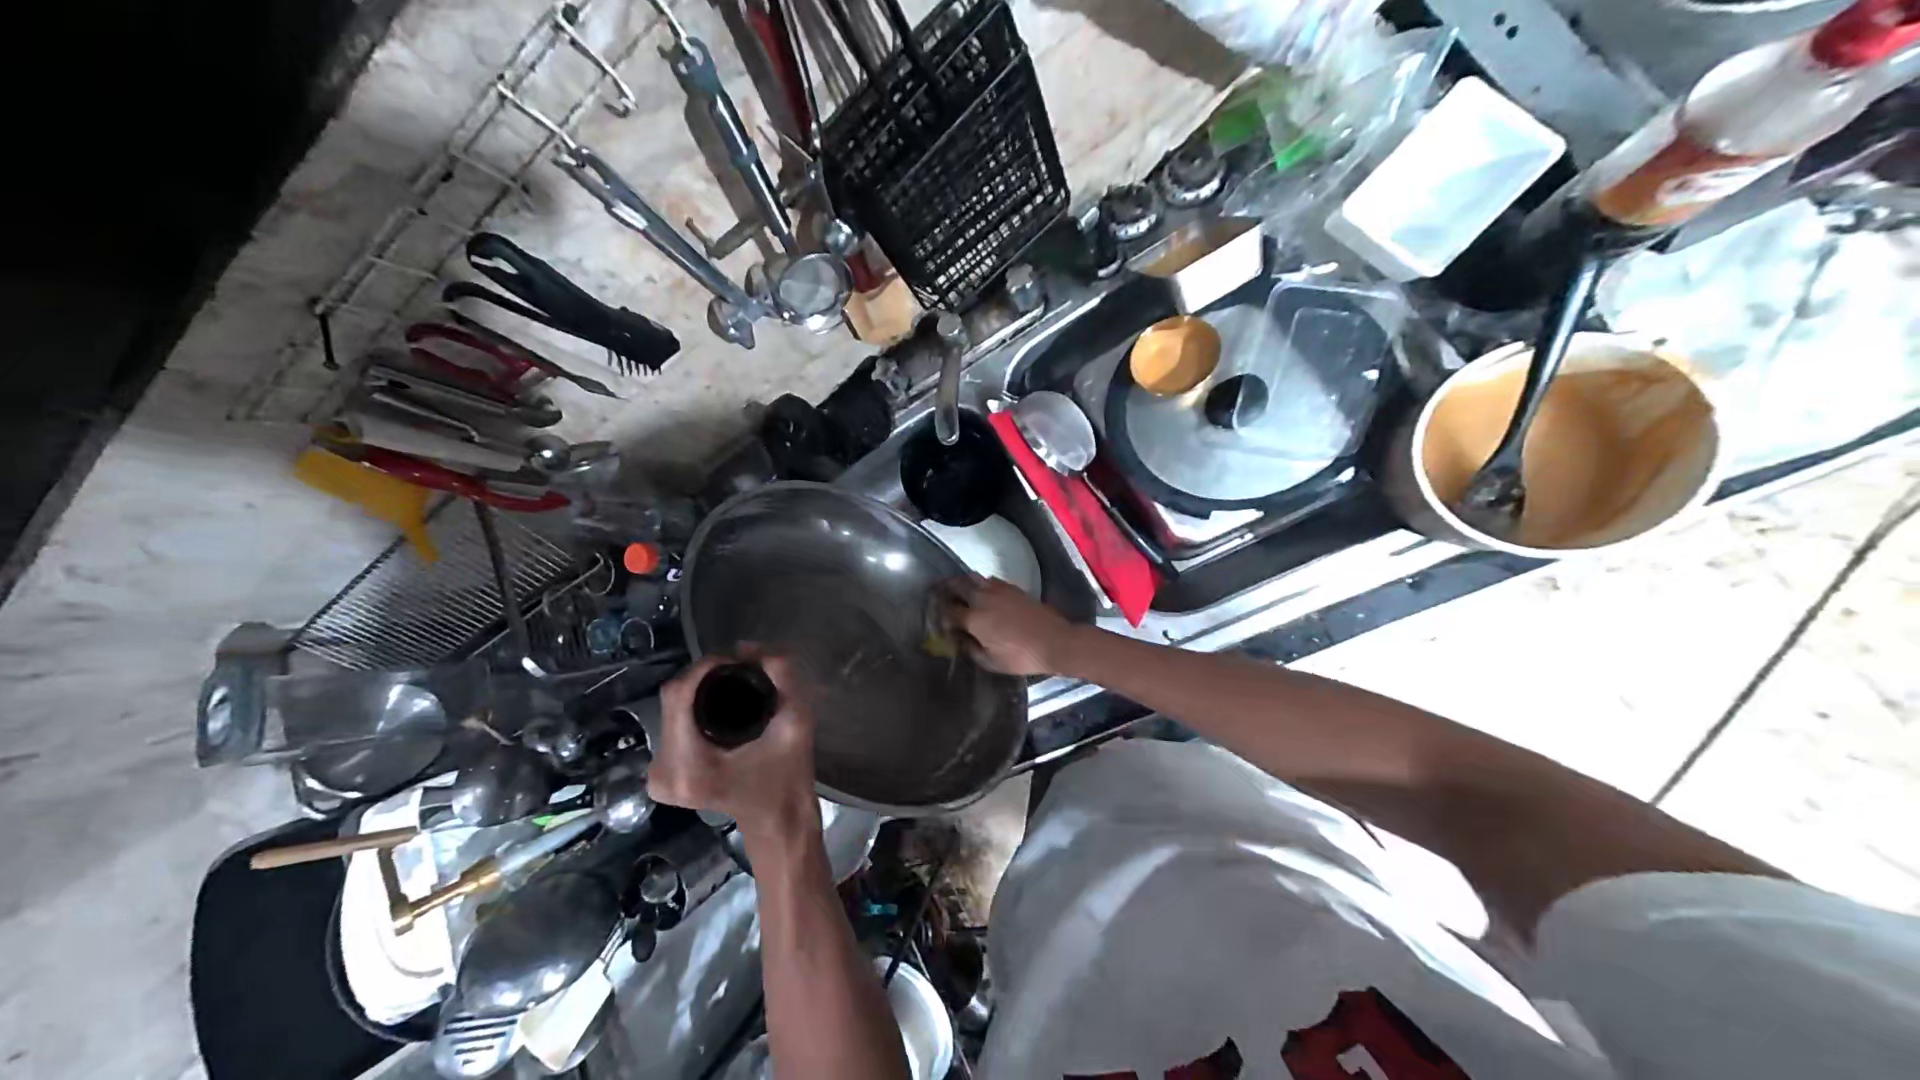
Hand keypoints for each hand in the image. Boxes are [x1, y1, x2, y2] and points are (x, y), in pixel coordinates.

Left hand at [649, 655, 819, 844]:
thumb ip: (781, 677)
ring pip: (673, 708)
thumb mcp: (795, 723)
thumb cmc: (788, 779)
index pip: (679, 694)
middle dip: (708, 676)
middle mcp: (662, 771)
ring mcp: (656, 775)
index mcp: (687, 765)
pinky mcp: (661, 775)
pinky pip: (673, 723)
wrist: (779, 823)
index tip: (739, 657)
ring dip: (702, 689)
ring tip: (737, 682)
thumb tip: (751, 645)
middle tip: (745, 668)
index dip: (706, 665)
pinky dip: (696, 707)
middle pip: (674, 699)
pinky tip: (721, 704)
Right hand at [944, 576, 1083, 676]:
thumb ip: (970, 649)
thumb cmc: (1020, 657)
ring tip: (956, 588)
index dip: (938, 613)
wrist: (1054, 641)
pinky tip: (982, 590)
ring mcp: (999, 590)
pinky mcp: (1013, 588)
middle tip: (936, 592)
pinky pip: (990, 580)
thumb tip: (958, 640)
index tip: (934, 616)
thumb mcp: (990, 661)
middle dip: (944, 588)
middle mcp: (982, 599)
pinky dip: (980, 582)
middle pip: (957, 585)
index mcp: (974, 619)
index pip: (948, 611)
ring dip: (961, 582)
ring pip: (973, 578)